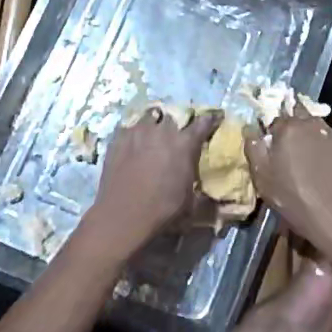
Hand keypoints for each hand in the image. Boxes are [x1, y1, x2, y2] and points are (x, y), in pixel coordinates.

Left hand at [80, 107, 220, 257]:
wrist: (123, 214)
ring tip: (152, 134)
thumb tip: (207, 191)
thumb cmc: (162, 210)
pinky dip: (133, 133)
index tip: (214, 118)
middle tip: (175, 135)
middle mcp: (162, 131)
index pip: (203, 122)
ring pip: (149, 116)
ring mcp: (137, 131)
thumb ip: (198, 187)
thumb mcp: (190, 202)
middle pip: (173, 117)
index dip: (210, 120)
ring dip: (154, 123)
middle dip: (176, 124)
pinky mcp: (117, 137)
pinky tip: (132, 142)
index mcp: (184, 144)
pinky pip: (129, 127)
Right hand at [245, 113, 331, 248]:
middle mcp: (310, 122)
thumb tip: (249, 127)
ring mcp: (330, 133)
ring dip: (304, 132)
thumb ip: (253, 146)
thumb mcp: (261, 175)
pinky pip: (324, 137)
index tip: (266, 140)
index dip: (267, 127)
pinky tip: (316, 161)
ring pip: (311, 124)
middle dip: (288, 123)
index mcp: (287, 126)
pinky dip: (318, 143)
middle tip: (282, 143)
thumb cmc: (292, 195)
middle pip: (295, 113)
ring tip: (300, 153)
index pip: (272, 114)